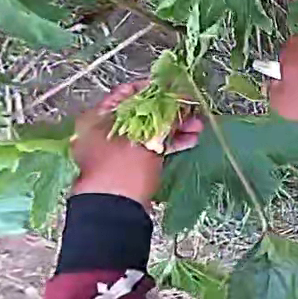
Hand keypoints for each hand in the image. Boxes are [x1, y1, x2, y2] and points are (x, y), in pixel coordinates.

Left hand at [69, 81, 202, 203]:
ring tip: (198, 127)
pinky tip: (191, 140)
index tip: (177, 89)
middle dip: (171, 111)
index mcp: (99, 117)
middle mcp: (105, 130)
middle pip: (143, 113)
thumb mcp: (147, 135)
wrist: (115, 209)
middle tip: (193, 110)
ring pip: (150, 131)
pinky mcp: (130, 165)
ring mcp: (117, 149)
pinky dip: (169, 143)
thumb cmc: (125, 165)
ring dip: (175, 127)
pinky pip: (151, 147)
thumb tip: (180, 99)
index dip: (155, 89)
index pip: (128, 93)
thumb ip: (165, 114)